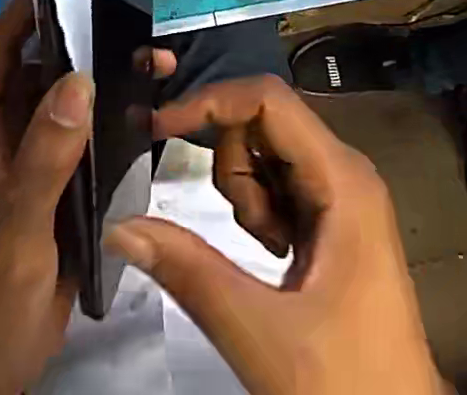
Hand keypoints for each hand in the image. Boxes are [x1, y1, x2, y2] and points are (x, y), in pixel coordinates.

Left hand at [0, 0, 175, 394]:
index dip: (26, 11)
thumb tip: (78, 81)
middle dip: (82, 45)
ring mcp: (32, 155)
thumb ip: (44, 158)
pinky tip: (145, 108)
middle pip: (41, 70)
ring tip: (151, 61)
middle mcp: (1, 132)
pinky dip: (111, 118)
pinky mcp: (58, 180)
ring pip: (67, 101)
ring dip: (103, 81)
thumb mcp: (14, 228)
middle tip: (131, 22)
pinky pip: (85, 134)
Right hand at [105, 76, 447, 394]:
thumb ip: (188, 271)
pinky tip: (274, 252)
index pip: (268, 100)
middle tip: (244, 231)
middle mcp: (344, 169)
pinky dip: (256, 210)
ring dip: (243, 195)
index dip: (210, 102)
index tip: (157, 128)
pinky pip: (274, 183)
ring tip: (268, 252)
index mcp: (342, 178)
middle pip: (262, 124)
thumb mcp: (260, 331)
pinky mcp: (329, 215)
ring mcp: (339, 191)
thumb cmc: (347, 382)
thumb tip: (118, 226)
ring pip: (263, 153)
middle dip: (231, 166)